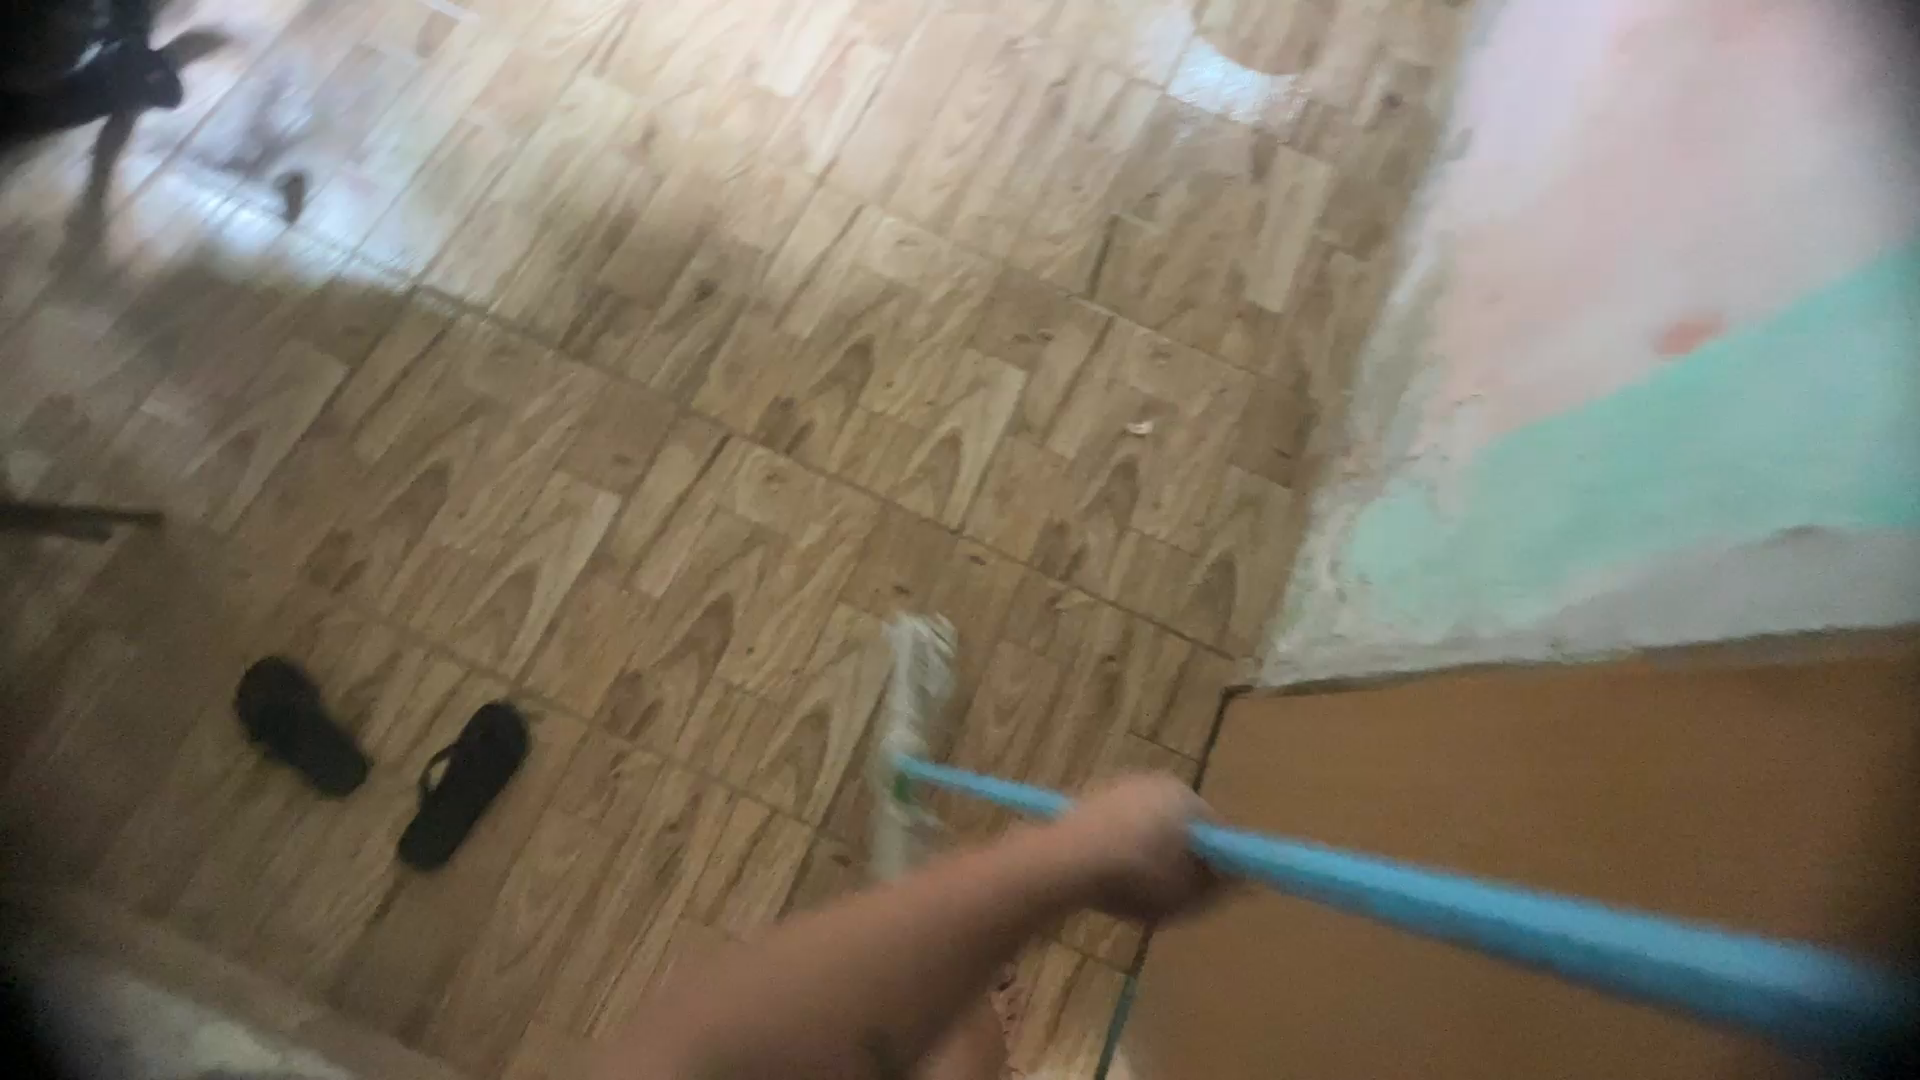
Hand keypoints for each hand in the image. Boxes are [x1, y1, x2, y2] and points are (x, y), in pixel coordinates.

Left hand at [1046, 774, 1221, 922]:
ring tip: (1139, 888)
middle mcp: (1157, 781)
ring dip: (1150, 849)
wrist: (1071, 859)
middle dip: (1182, 854)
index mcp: (1186, 797)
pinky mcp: (1094, 796)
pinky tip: (1113, 872)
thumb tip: (1240, 881)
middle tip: (1175, 893)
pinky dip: (1123, 844)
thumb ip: (1219, 887)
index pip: (1217, 830)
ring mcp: (1122, 785)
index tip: (1213, 891)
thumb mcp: (1188, 894)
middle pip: (1182, 823)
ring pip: (1150, 823)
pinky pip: (1122, 825)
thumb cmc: (1138, 876)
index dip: (1220, 863)